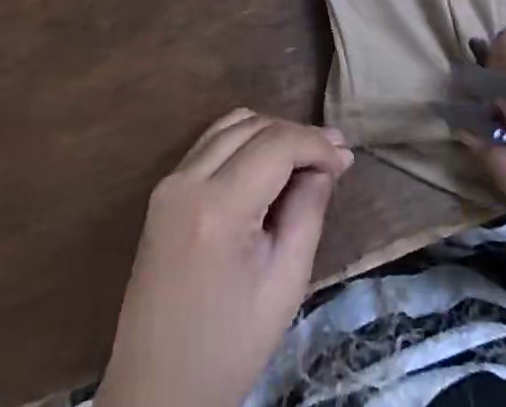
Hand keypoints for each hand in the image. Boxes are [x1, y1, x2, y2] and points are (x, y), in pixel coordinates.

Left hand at [95, 110, 353, 406]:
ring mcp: (168, 183)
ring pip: (229, 125)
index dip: (316, 144)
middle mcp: (185, 180)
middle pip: (252, 125)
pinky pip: (210, 144)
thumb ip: (308, 210)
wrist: (158, 388)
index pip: (276, 143)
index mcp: (216, 207)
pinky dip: (245, 142)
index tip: (347, 162)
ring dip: (271, 133)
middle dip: (298, 134)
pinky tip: (270, 164)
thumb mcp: (285, 281)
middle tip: (336, 156)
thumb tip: (330, 162)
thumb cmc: (230, 345)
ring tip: (307, 158)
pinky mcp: (163, 193)